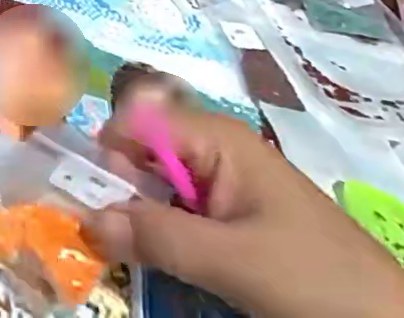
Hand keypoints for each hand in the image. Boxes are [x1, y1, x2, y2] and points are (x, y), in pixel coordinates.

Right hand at [87, 104, 403, 317]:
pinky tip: (162, 262)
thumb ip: (159, 237)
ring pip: (156, 186)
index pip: (135, 120)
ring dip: (138, 217)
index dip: (108, 154)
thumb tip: (82, 219)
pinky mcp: (234, 220)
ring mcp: (226, 186)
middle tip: (107, 237)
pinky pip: (180, 213)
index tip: (93, 200)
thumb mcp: (236, 263)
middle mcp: (215, 149)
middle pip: (142, 151)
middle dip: (118, 188)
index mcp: (216, 137)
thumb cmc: (322, 283)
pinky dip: (162, 234)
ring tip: (128, 252)